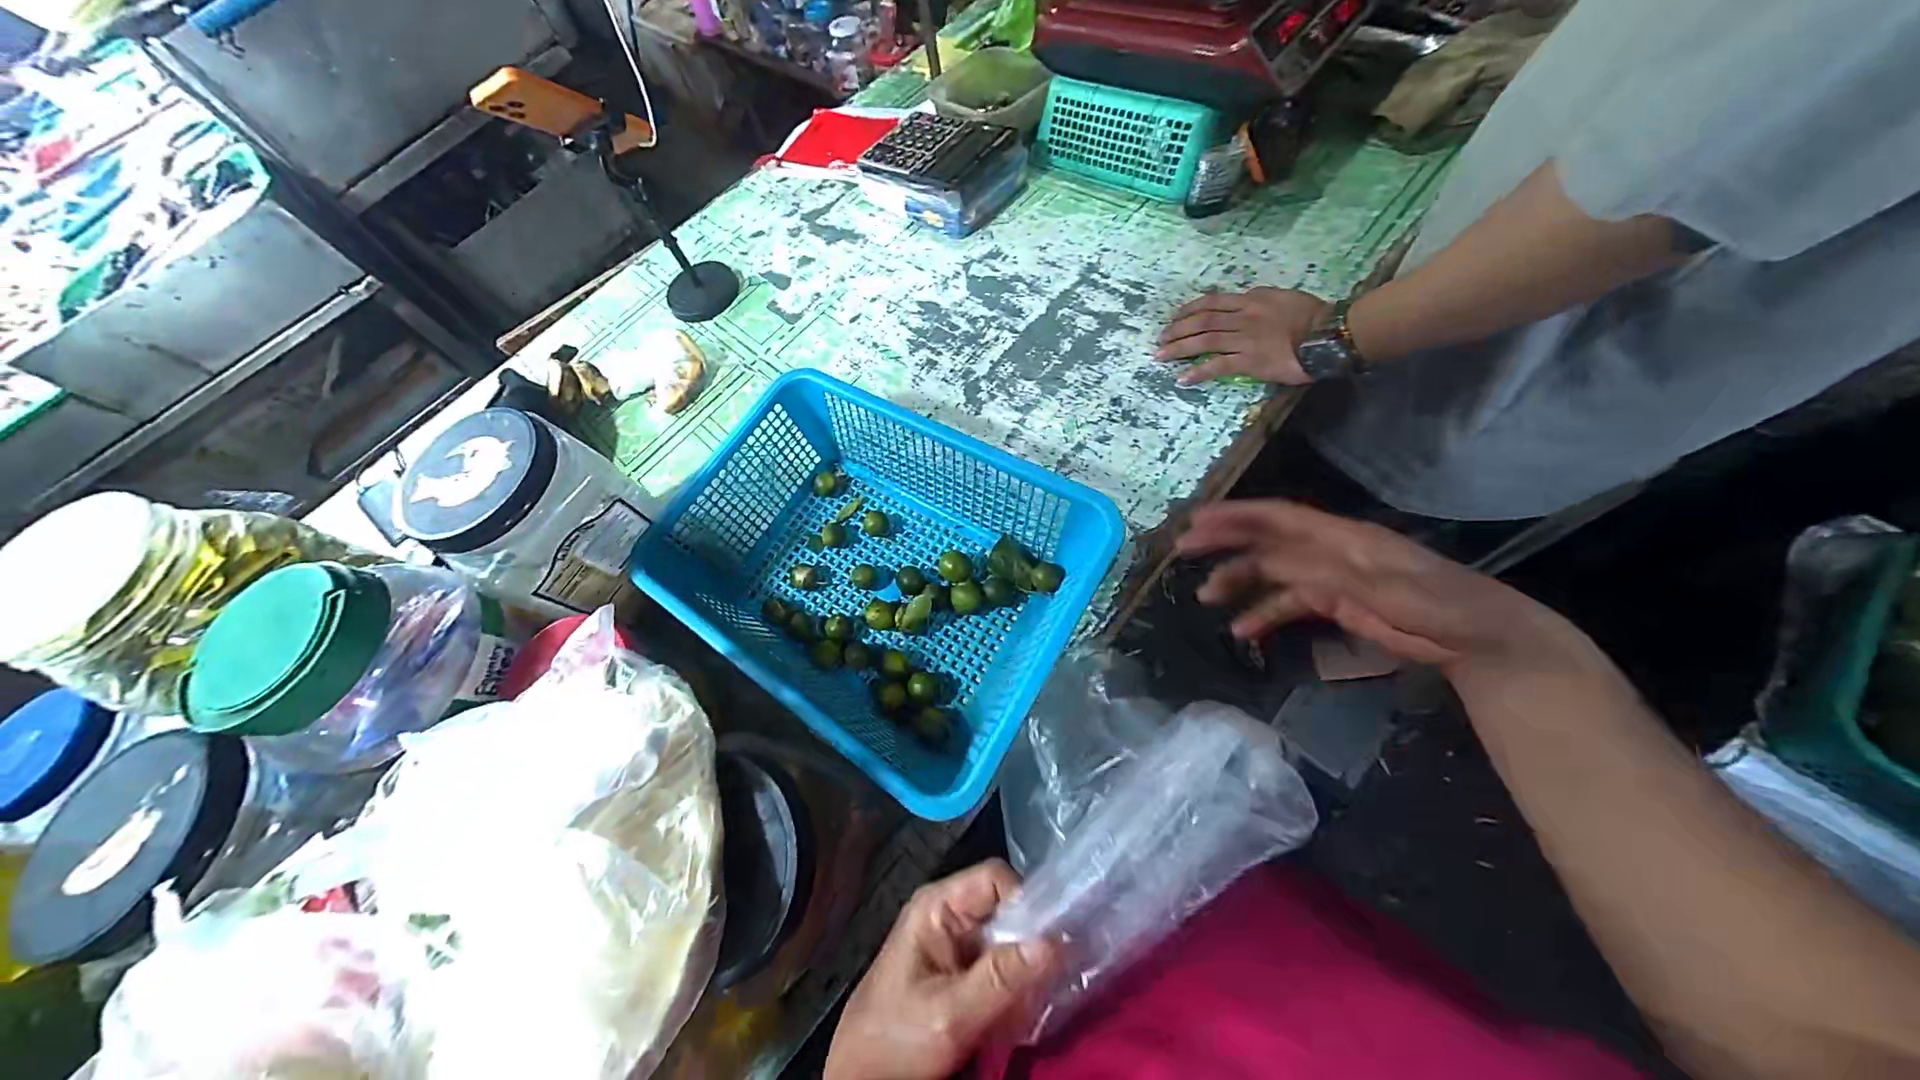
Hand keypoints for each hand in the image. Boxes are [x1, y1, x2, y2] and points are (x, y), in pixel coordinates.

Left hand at [825, 860, 1058, 1079]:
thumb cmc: (895, 1039)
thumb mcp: (950, 1013)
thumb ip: (1001, 978)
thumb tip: (1055, 942)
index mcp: (937, 906)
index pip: (995, 877)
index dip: (1025, 902)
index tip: (1047, 944)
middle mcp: (949, 914)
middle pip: (1007, 909)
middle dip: (1029, 945)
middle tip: (1045, 983)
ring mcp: (956, 944)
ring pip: (1009, 941)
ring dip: (1024, 974)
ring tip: (1028, 1007)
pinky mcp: (962, 972)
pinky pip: (1002, 967)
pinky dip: (1014, 991)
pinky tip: (1015, 1018)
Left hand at [1156, 287, 1331, 385]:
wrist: (1329, 333)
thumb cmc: (1314, 316)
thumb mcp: (1284, 297)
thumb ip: (1261, 299)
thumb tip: (1246, 300)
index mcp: (1251, 300)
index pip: (1213, 302)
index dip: (1189, 309)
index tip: (1175, 317)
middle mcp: (1243, 317)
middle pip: (1202, 321)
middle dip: (1177, 329)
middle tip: (1160, 339)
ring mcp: (1244, 339)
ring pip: (1204, 341)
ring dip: (1178, 348)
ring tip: (1161, 356)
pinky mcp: (1249, 361)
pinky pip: (1217, 366)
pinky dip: (1198, 372)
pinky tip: (1182, 379)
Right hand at [1176, 499, 1591, 674]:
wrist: (1480, 637)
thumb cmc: (1440, 604)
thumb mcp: (1386, 588)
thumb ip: (1327, 574)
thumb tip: (1269, 561)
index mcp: (1341, 537)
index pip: (1279, 517)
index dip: (1236, 515)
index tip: (1197, 519)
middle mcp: (1328, 550)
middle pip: (1266, 540)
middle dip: (1224, 542)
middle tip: (1184, 550)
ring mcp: (1329, 578)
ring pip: (1271, 573)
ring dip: (1238, 582)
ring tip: (1205, 597)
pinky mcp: (1334, 603)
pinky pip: (1287, 604)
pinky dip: (1263, 614)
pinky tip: (1243, 630)